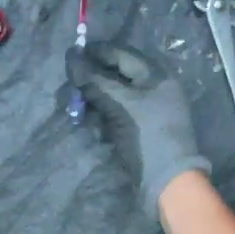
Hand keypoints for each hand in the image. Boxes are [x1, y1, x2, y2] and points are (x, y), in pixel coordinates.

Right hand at [68, 41, 211, 215]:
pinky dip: (100, 115)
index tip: (70, 54)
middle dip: (90, 79)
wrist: (167, 181)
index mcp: (157, 76)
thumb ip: (95, 80)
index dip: (96, 52)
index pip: (122, 54)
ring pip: (113, 96)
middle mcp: (154, 89)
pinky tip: (85, 120)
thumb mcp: (121, 104)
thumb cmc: (147, 135)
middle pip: (116, 75)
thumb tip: (71, 57)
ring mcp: (148, 111)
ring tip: (71, 105)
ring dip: (92, 99)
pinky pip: (116, 115)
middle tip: (67, 85)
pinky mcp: (139, 130)